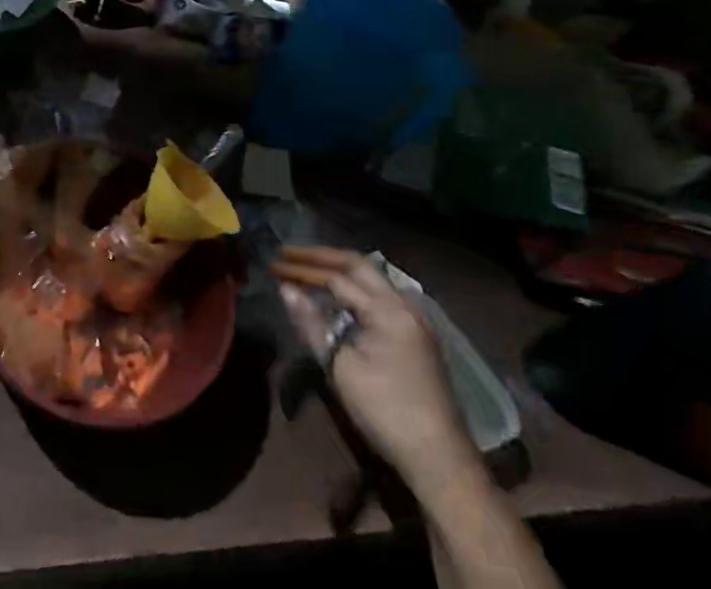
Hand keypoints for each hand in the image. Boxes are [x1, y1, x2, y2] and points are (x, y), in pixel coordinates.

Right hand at [272, 246, 479, 489]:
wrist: (438, 456)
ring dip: (338, 271)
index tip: (273, 264)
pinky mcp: (415, 337)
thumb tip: (285, 289)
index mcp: (388, 311)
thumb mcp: (341, 366)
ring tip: (305, 270)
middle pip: (359, 267)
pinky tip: (335, 299)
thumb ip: (312, 323)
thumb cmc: (385, 409)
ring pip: (372, 281)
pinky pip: (380, 299)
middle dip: (321, 258)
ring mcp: (415, 322)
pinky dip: (352, 290)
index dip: (302, 269)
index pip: (337, 277)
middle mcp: (406, 307)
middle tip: (287, 254)